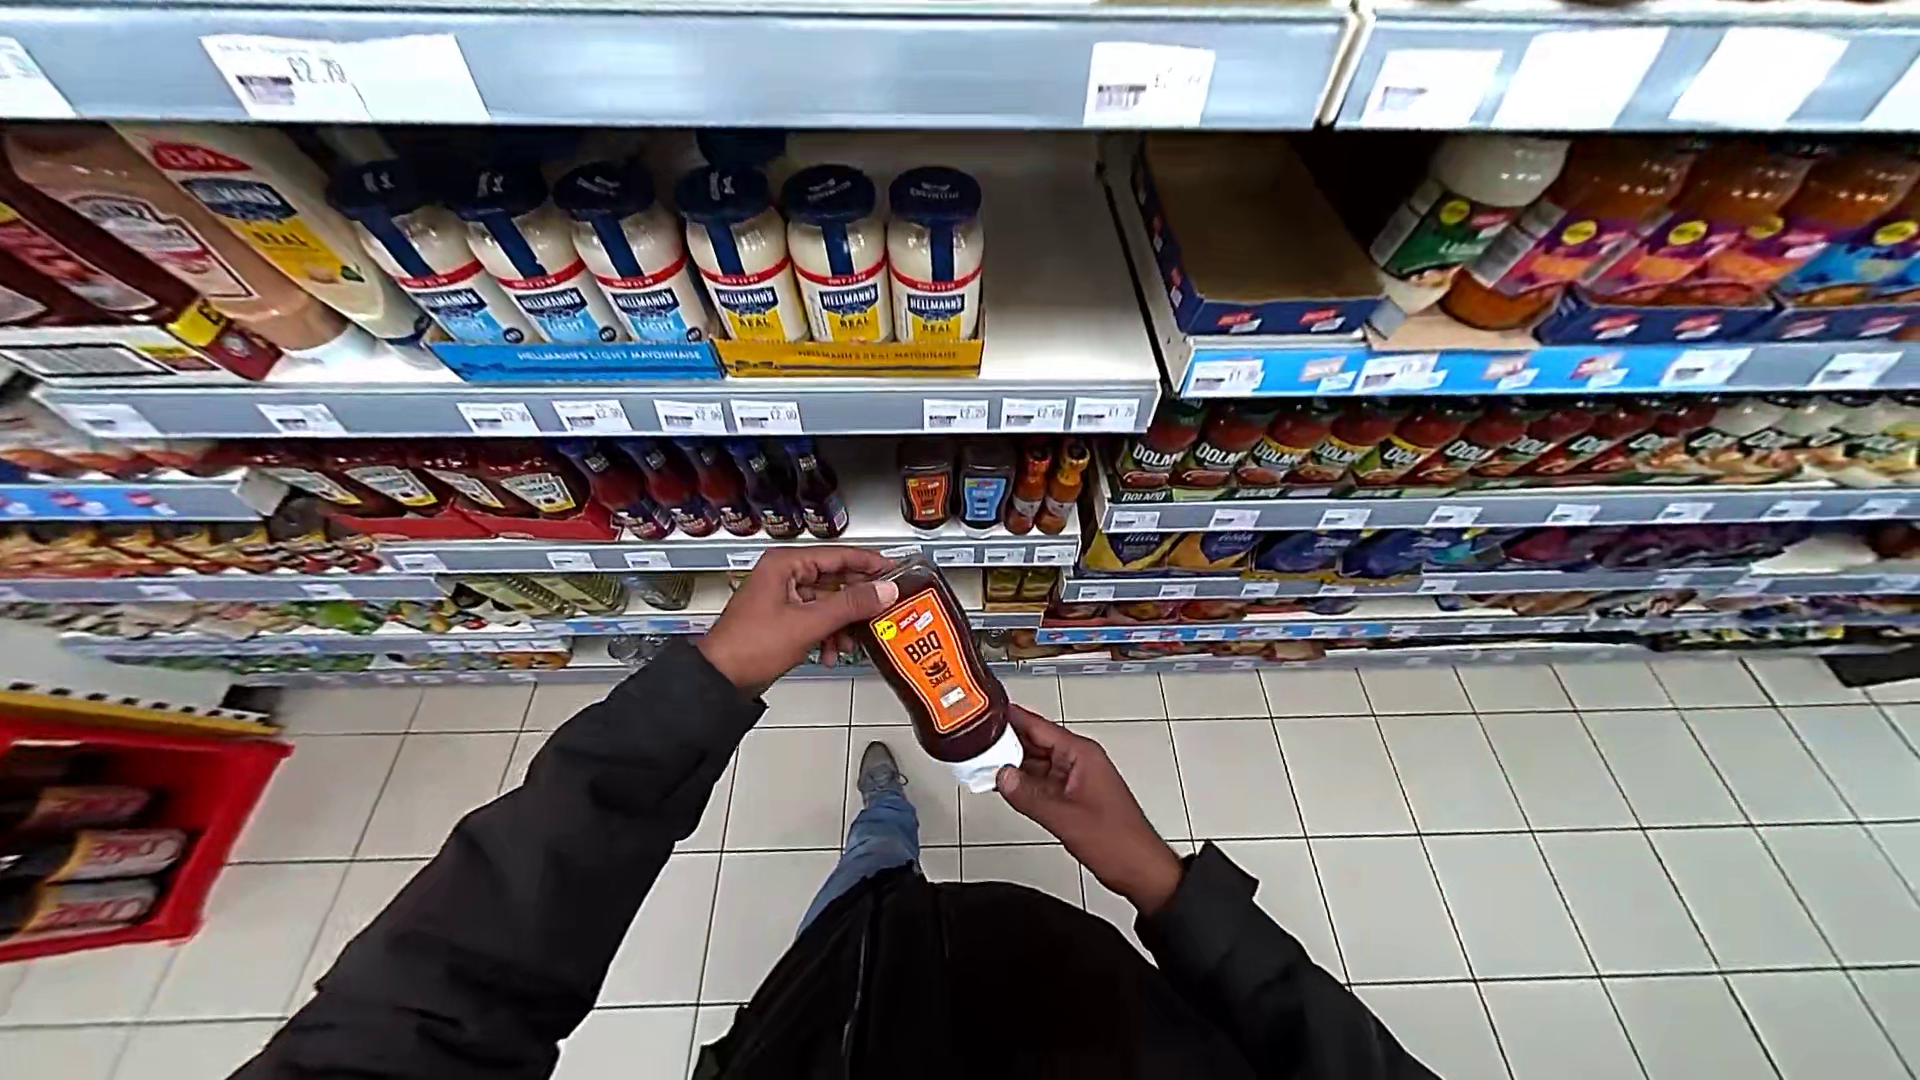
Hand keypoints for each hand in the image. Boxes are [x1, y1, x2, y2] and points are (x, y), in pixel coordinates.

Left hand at [697, 546, 897, 693]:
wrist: (721, 681)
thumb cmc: (750, 646)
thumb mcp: (809, 623)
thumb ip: (851, 605)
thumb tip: (884, 590)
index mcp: (785, 565)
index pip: (838, 555)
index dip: (868, 563)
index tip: (893, 570)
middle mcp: (785, 576)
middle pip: (835, 580)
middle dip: (856, 602)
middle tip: (883, 608)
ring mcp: (784, 598)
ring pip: (829, 603)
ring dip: (843, 624)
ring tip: (852, 641)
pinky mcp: (785, 619)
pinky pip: (817, 619)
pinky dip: (829, 635)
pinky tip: (832, 653)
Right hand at [995, 706, 1183, 914]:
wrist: (1141, 871)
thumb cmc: (1118, 841)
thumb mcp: (1065, 818)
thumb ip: (1029, 795)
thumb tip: (1001, 777)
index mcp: (1081, 754)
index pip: (1039, 725)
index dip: (1012, 717)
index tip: (987, 710)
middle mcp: (1077, 760)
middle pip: (1034, 741)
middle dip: (1006, 741)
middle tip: (974, 740)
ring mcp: (1074, 777)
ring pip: (1035, 761)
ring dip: (1012, 763)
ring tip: (981, 761)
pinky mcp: (1071, 794)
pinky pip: (1040, 780)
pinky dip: (1022, 781)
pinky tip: (1002, 784)